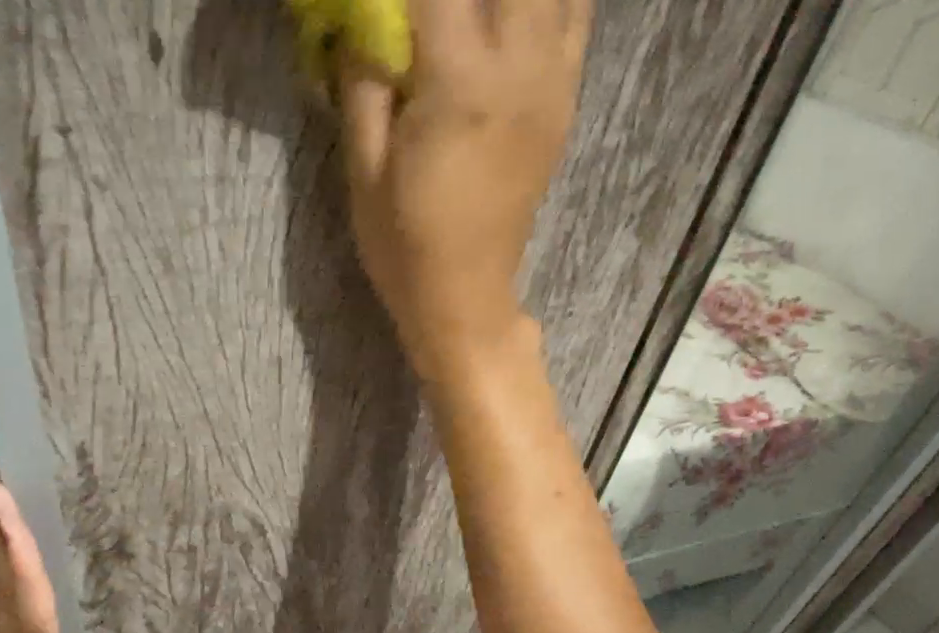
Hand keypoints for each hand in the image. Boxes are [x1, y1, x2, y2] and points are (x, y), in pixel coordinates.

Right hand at [342, 0, 591, 377]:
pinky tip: (508, 14)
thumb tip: (364, 18)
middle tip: (430, 7)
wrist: (464, 297)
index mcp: (462, 84)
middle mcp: (521, 68)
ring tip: (466, 13)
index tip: (383, 1)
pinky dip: (546, 1)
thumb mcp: (363, 168)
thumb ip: (364, 80)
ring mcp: (554, 83)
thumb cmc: (403, 243)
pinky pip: (574, 17)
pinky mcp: (566, 101)